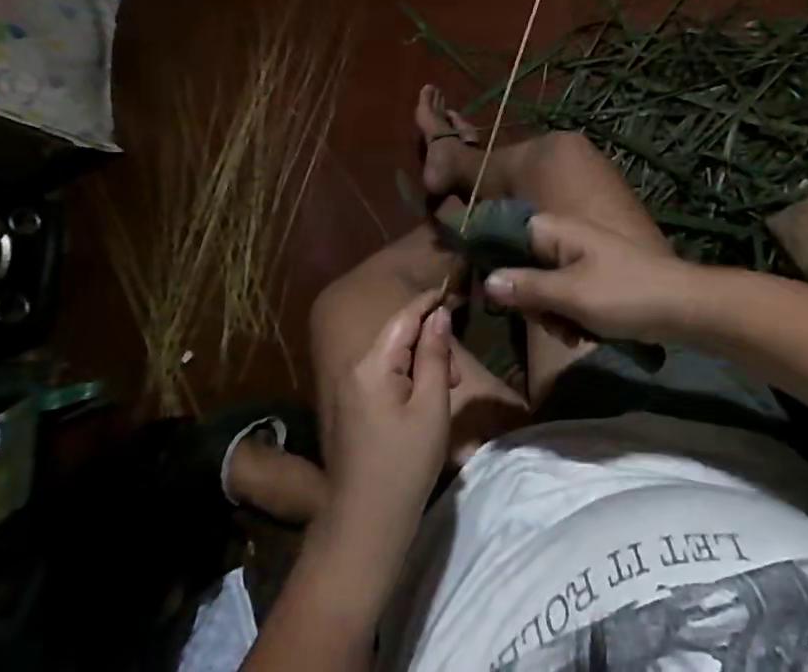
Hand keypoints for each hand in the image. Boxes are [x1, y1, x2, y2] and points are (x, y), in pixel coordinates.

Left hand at [323, 287, 456, 539]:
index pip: (404, 317)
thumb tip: (440, 316)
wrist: (365, 521)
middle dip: (430, 343)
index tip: (452, 285)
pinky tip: (425, 401)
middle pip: (397, 336)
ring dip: (421, 362)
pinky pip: (382, 376)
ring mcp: (348, 389)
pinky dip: (406, 379)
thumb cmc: (405, 463)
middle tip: (458, 376)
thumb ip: (435, 356)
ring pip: (391, 357)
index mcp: (372, 365)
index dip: (429, 300)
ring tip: (447, 391)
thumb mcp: (431, 407)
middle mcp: (354, 368)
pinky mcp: (350, 407)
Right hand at [484, 214, 701, 342]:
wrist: (684, 309)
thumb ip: (526, 287)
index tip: (501, 294)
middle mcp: (569, 238)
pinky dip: (572, 316)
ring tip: (570, 334)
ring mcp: (586, 258)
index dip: (500, 261)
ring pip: (547, 286)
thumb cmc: (625, 295)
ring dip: (554, 314)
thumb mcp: (570, 295)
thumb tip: (487, 280)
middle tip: (548, 322)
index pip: (511, 233)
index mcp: (560, 230)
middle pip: (527, 265)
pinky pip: (569, 295)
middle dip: (533, 299)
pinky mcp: (599, 279)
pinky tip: (583, 336)